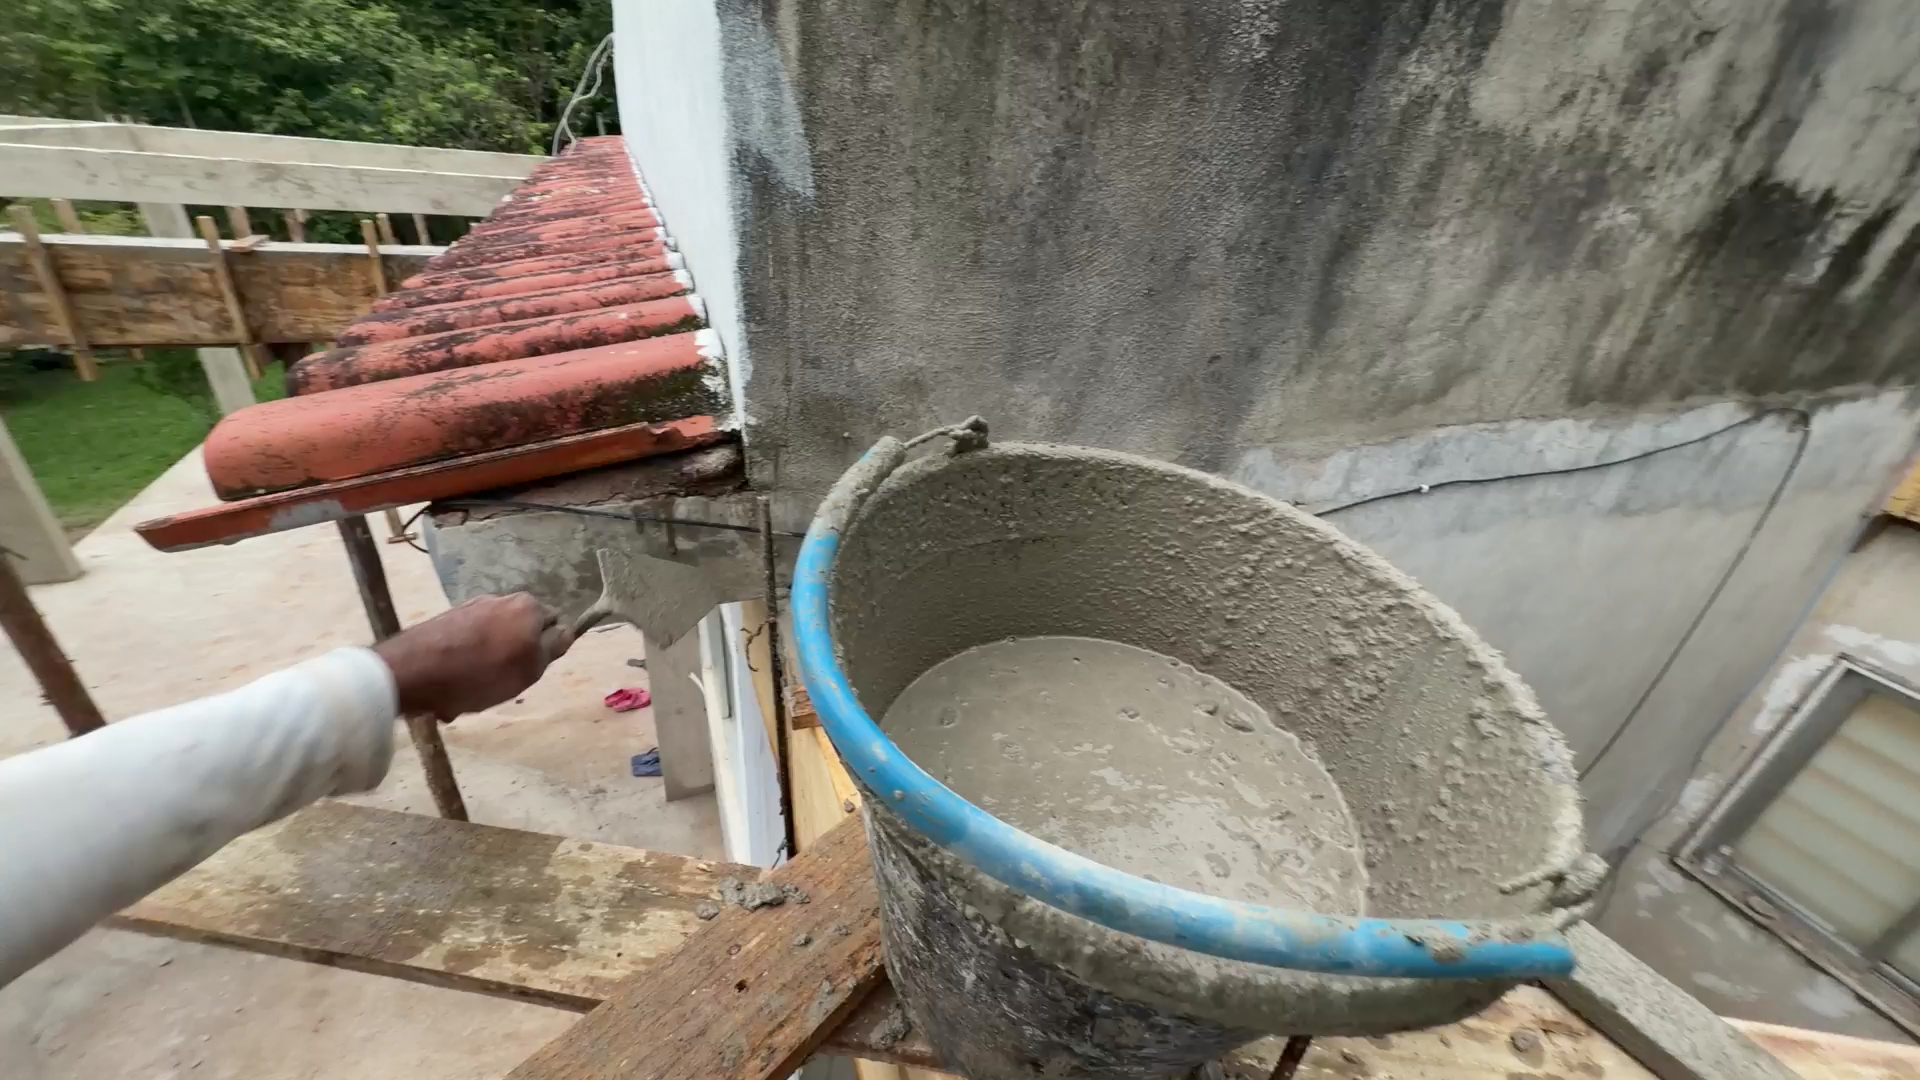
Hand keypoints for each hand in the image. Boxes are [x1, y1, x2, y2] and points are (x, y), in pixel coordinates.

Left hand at [372, 592, 572, 720]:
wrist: (407, 673)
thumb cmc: (479, 673)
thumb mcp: (531, 669)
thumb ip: (555, 647)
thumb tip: (567, 631)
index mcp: (528, 606)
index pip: (554, 625)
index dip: (545, 651)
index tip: (529, 670)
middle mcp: (501, 598)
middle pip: (522, 630)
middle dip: (515, 653)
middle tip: (503, 681)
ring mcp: (469, 607)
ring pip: (494, 638)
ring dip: (489, 660)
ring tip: (473, 687)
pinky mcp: (444, 620)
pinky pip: (468, 642)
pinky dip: (466, 660)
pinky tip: (452, 683)